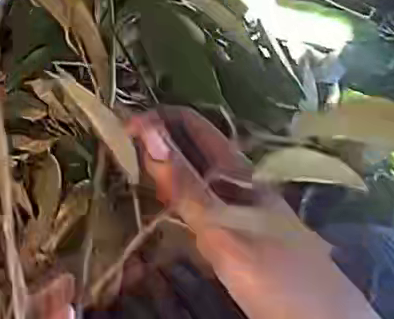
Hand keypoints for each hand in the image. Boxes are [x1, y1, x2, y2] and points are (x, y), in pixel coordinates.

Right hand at [127, 109, 376, 318]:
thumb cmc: (279, 276)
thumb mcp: (223, 227)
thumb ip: (183, 182)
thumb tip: (144, 126)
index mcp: (234, 167)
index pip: (186, 121)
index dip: (154, 117)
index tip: (118, 130)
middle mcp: (236, 180)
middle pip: (188, 145)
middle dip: (153, 141)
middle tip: (115, 151)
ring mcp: (240, 209)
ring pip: (192, 175)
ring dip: (161, 170)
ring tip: (128, 177)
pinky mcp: (240, 237)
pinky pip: (198, 205)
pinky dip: (174, 201)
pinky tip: (161, 216)